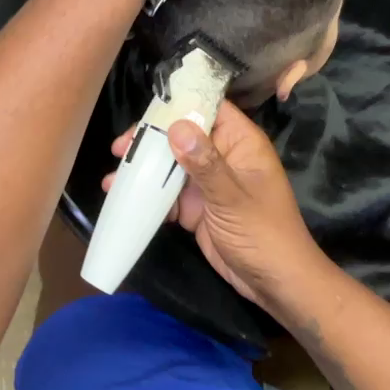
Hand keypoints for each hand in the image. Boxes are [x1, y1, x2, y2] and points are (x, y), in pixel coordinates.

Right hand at [104, 100, 325, 305]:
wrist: (277, 286)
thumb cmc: (265, 235)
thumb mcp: (233, 198)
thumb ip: (204, 164)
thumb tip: (177, 127)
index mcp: (240, 143)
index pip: (209, 108)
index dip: (180, 104)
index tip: (147, 110)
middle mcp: (222, 156)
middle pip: (182, 136)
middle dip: (150, 140)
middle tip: (120, 148)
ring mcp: (208, 183)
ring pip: (171, 166)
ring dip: (144, 170)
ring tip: (113, 179)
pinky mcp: (198, 208)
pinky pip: (169, 195)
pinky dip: (148, 196)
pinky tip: (124, 199)